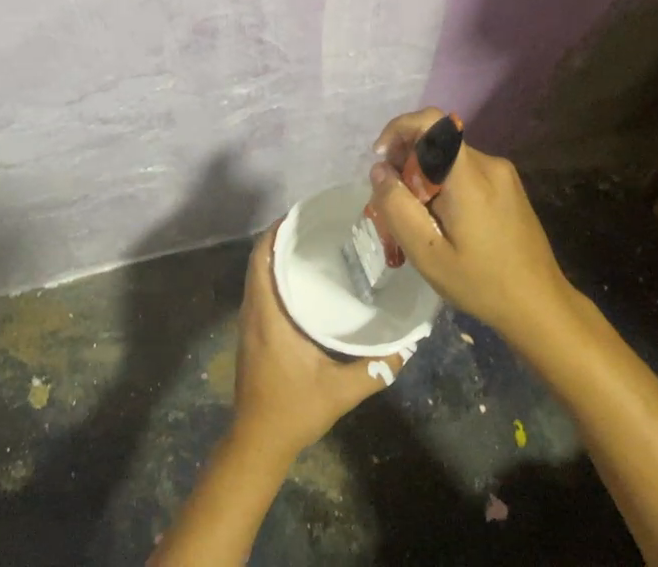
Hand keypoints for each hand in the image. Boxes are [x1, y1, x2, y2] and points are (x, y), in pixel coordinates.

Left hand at [230, 226, 399, 458]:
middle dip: (282, 238)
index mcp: (267, 314)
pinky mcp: (252, 334)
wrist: (258, 441)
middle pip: (259, 261)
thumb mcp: (342, 390)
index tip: (303, 215)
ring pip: (258, 276)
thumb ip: (377, 368)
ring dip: (277, 257)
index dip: (276, 231)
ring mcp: (249, 323)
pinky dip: (275, 276)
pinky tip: (303, 281)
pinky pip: (260, 291)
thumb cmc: (294, 409)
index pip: (262, 257)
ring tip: (313, 245)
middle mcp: (253, 311)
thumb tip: (408, 344)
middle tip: (317, 226)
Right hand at [367, 108, 572, 336]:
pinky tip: (442, 224)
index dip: (399, 128)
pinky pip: (465, 173)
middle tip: (395, 206)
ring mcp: (503, 176)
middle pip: (436, 143)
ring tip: (417, 222)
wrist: (540, 305)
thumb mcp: (428, 254)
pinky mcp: (508, 188)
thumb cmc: (482, 283)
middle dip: (406, 165)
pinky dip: (443, 187)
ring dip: (424, 179)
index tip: (383, 161)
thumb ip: (397, 208)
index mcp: (470, 177)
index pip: (432, 122)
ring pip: (448, 160)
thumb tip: (380, 171)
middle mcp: (489, 165)